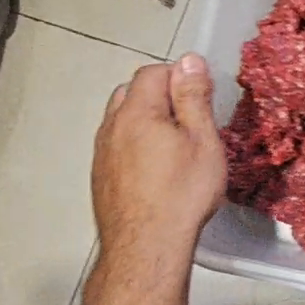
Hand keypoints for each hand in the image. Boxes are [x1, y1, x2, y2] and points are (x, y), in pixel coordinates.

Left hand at [92, 54, 226, 271]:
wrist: (147, 244)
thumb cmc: (184, 191)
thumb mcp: (202, 141)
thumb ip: (193, 98)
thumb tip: (189, 60)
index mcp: (137, 111)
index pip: (153, 72)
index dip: (180, 76)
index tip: (203, 97)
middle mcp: (111, 125)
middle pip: (133, 92)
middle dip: (161, 96)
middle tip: (192, 121)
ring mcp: (102, 151)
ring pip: (122, 119)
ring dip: (147, 120)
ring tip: (176, 145)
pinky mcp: (100, 175)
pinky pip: (118, 144)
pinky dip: (137, 144)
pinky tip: (158, 169)